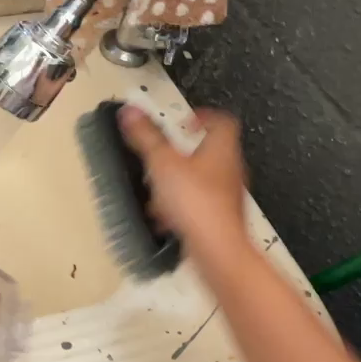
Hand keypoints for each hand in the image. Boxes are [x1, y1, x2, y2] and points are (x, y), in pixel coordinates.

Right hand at [118, 105, 249, 254]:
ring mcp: (226, 196)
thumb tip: (131, 111)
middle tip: (166, 152)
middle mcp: (229, 170)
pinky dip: (179, 205)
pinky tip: (161, 215)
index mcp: (221, 149)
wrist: (218, 251)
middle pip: (211, 151)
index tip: (185, 121)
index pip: (221, 122)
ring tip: (157, 186)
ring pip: (202, 179)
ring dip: (179, 180)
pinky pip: (198, 204)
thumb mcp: (162, 162)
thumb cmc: (197, 203)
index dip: (203, 116)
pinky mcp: (219, 219)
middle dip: (184, 152)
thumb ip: (146, 136)